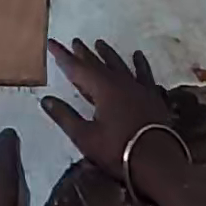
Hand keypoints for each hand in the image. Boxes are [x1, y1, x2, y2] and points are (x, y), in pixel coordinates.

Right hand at [40, 39, 183, 187]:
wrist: (159, 164)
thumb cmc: (117, 150)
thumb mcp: (85, 137)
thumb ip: (64, 116)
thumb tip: (46, 99)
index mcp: (102, 89)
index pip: (76, 68)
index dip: (63, 56)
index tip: (53, 43)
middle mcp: (119, 83)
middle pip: (98, 64)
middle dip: (84, 53)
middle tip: (75, 41)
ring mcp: (138, 89)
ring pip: (119, 65)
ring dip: (108, 54)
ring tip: (100, 43)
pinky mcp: (153, 97)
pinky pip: (145, 75)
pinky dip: (140, 64)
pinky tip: (138, 56)